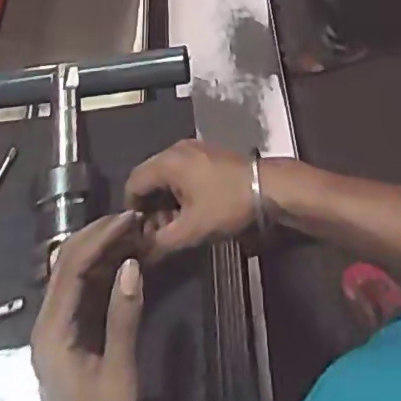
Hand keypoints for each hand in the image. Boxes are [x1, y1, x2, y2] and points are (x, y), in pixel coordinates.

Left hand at [30, 212, 144, 400]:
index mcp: (52, 333)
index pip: (72, 267)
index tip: (132, 216)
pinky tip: (128, 258)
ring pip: (74, 272)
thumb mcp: (119, 377)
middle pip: (66, 263)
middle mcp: (48, 324)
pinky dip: (105, 267)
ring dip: (103, 247)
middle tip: (136, 217)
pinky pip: (84, 289)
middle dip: (99, 233)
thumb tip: (132, 263)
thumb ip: (124, 319)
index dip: (102, 235)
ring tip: (137, 231)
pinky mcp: (71, 335)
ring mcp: (57, 329)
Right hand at [125, 140, 257, 260]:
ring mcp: (195, 148)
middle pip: (149, 177)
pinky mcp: (209, 153)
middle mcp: (177, 148)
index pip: (133, 183)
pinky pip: (183, 170)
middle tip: (161, 230)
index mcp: (168, 161)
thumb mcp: (190, 230)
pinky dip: (181, 188)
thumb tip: (140, 252)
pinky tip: (193, 207)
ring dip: (166, 198)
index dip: (132, 210)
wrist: (268, 187)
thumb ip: (159, 242)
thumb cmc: (226, 205)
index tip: (143, 232)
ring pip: (167, 174)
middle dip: (151, 205)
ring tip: (178, 222)